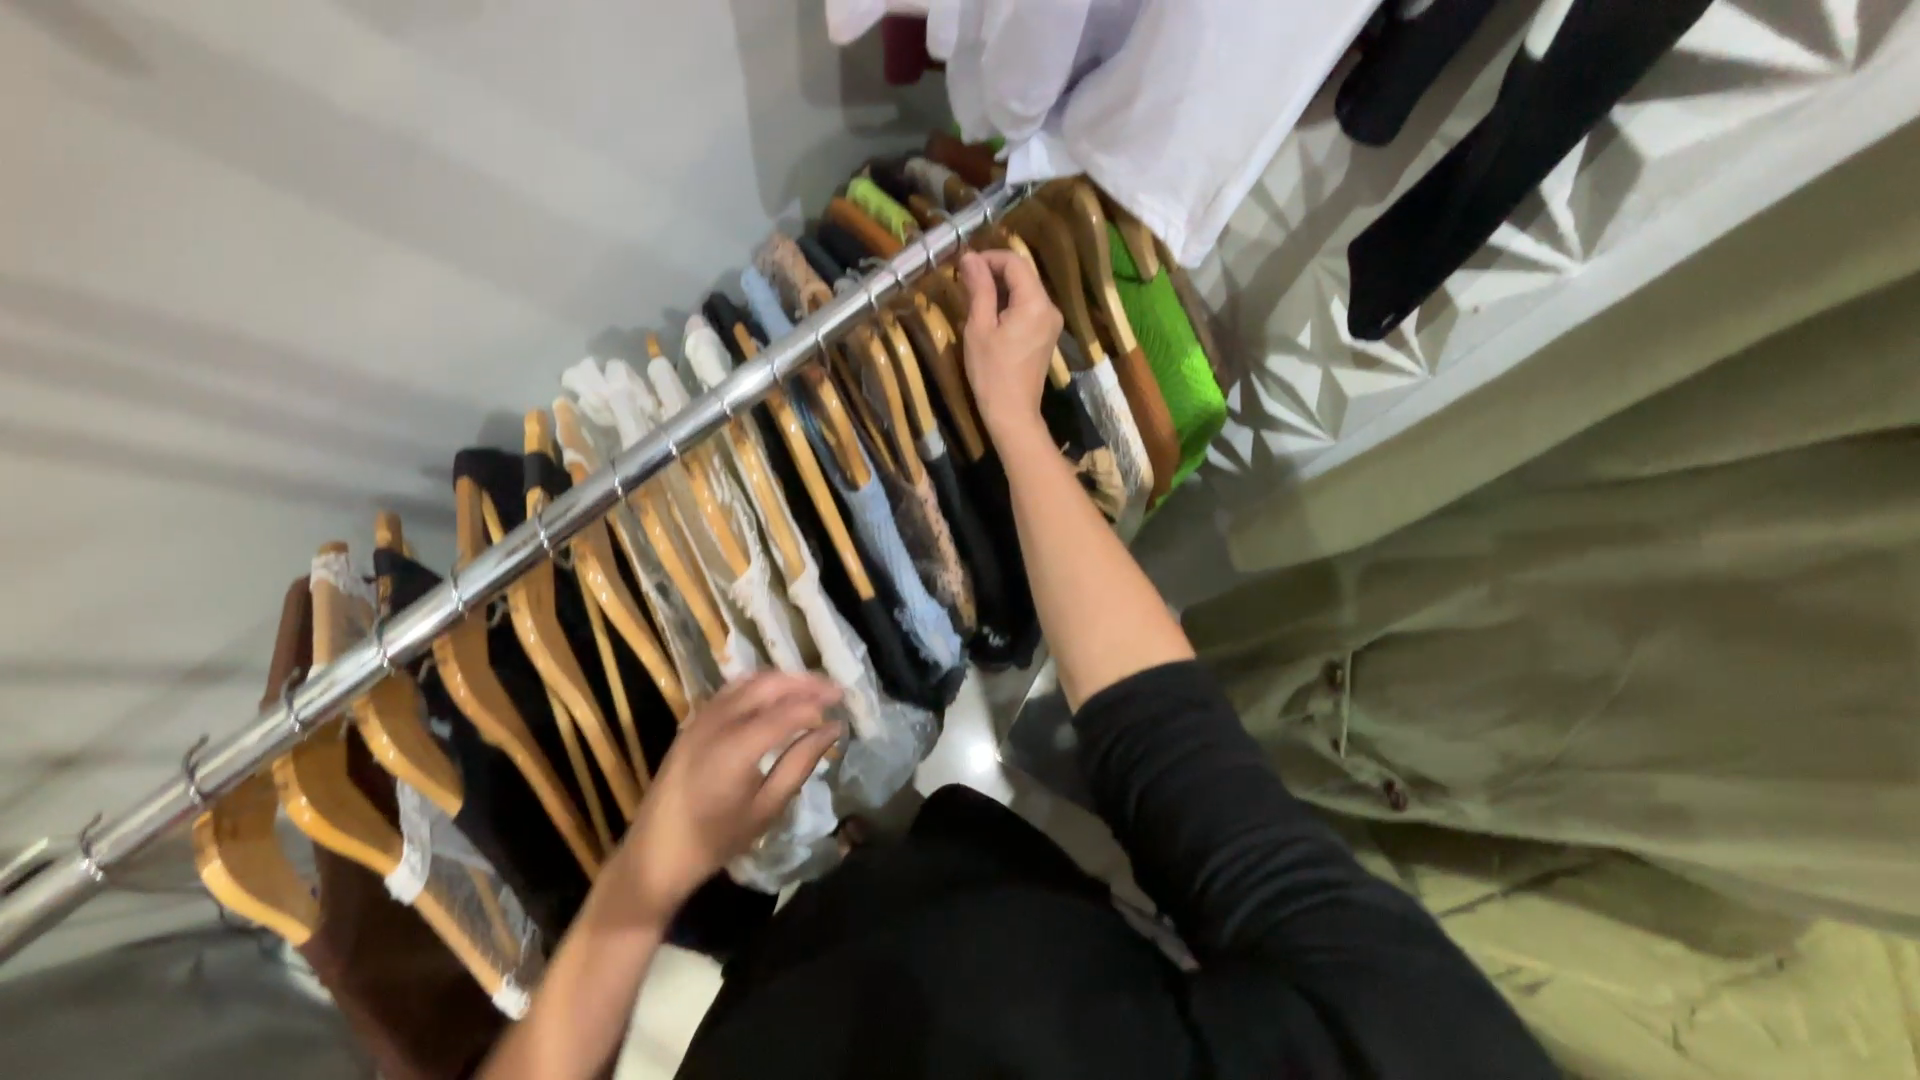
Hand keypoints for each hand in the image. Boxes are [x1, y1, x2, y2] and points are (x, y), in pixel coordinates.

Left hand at [607, 673, 844, 923]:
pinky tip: (775, 697)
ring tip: (810, 690)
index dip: (819, 704)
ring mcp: (700, 718)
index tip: (843, 706)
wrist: (655, 854)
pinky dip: (758, 686)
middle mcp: (717, 722)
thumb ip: (800, 763)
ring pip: (748, 682)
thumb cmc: (716, 840)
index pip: (789, 711)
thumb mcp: (766, 808)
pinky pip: (730, 690)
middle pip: (768, 685)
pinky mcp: (692, 723)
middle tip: (834, 690)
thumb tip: (833, 729)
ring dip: (782, 680)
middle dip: (804, 683)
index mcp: (737, 746)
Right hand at [959, 249, 1062, 442]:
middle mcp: (1050, 307)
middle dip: (994, 272)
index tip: (964, 266)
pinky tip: (990, 314)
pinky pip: (1029, 308)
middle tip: (965, 281)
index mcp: (1035, 302)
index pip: (1015, 262)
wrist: (1012, 413)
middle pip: (1023, 274)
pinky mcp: (1047, 335)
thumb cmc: (991, 372)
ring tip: (974, 297)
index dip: (989, 258)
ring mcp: (1052, 322)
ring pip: (1026, 291)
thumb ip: (978, 288)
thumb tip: (970, 258)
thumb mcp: (979, 327)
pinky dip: (1010, 304)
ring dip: (1001, 288)